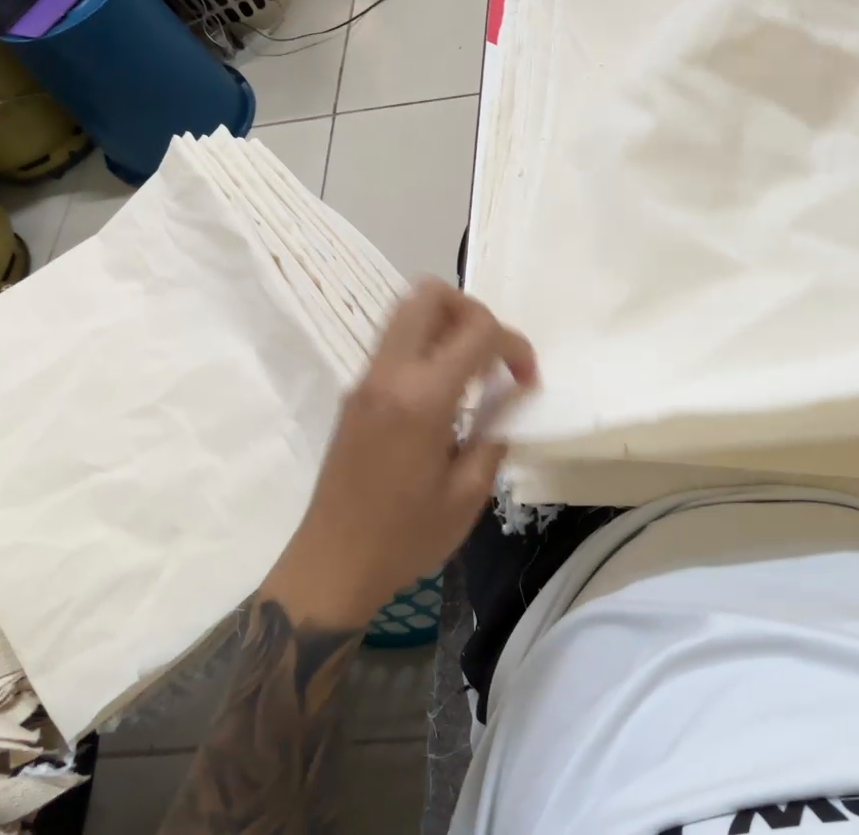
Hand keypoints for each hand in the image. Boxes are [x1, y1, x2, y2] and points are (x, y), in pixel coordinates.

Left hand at [264, 281, 537, 624]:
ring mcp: (365, 381)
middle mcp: (389, 374)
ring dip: (447, 326)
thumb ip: (494, 438)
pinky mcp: (354, 396)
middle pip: (429, 295)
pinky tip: (445, 397)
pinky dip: (427, 349)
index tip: (527, 380)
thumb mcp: (468, 495)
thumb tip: (503, 406)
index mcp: (421, 397)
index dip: (515, 345)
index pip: (477, 331)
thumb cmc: (405, 536)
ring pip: (406, 314)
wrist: (332, 563)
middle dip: (473, 310)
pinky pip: (394, 346)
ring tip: (473, 374)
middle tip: (493, 354)